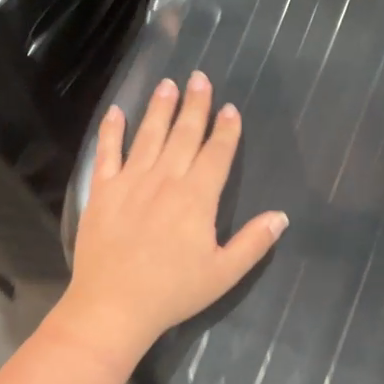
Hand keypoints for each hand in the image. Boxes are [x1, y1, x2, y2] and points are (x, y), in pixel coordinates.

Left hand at [53, 71, 288, 360]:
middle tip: (199, 78)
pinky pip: (107, 153)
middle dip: (195, 105)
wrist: (113, 305)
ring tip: (167, 84)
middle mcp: (166, 180)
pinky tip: (116, 112)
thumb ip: (253, 242)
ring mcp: (131, 182)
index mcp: (198, 197)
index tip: (230, 108)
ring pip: (149, 135)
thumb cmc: (174, 291)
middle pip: (184, 135)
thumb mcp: (224, 273)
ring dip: (160, 108)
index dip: (226, 130)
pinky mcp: (103, 192)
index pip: (217, 154)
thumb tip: (281, 216)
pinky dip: (112, 131)